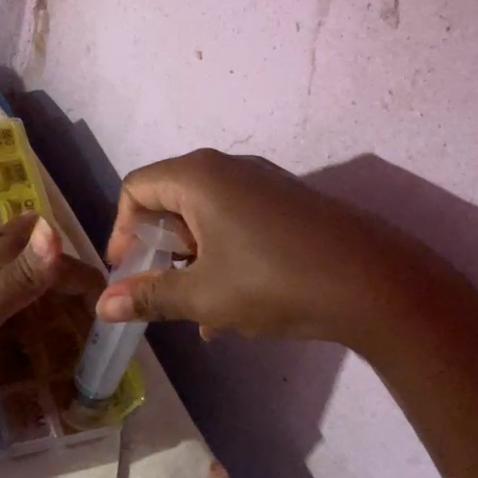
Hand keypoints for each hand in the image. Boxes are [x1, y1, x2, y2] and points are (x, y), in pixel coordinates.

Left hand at [0, 213, 105, 378]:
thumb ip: (19, 276)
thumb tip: (58, 229)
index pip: (59, 259)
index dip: (88, 281)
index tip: (110, 310)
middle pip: (37, 241)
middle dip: (67, 263)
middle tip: (86, 301)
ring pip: (17, 248)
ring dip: (44, 265)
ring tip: (60, 299)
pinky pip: (0, 264)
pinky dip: (20, 274)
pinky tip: (13, 299)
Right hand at [96, 149, 454, 351]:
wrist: (375, 284)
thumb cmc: (275, 281)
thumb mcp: (205, 295)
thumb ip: (150, 296)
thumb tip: (102, 306)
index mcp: (198, 176)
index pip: (135, 188)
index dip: (121, 230)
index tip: (127, 272)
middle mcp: (228, 168)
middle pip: (170, 199)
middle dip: (159, 248)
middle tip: (163, 290)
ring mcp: (263, 183)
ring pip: (205, 215)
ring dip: (192, 259)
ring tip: (199, 310)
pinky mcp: (288, 203)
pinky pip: (236, 221)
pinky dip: (223, 255)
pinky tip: (235, 306)